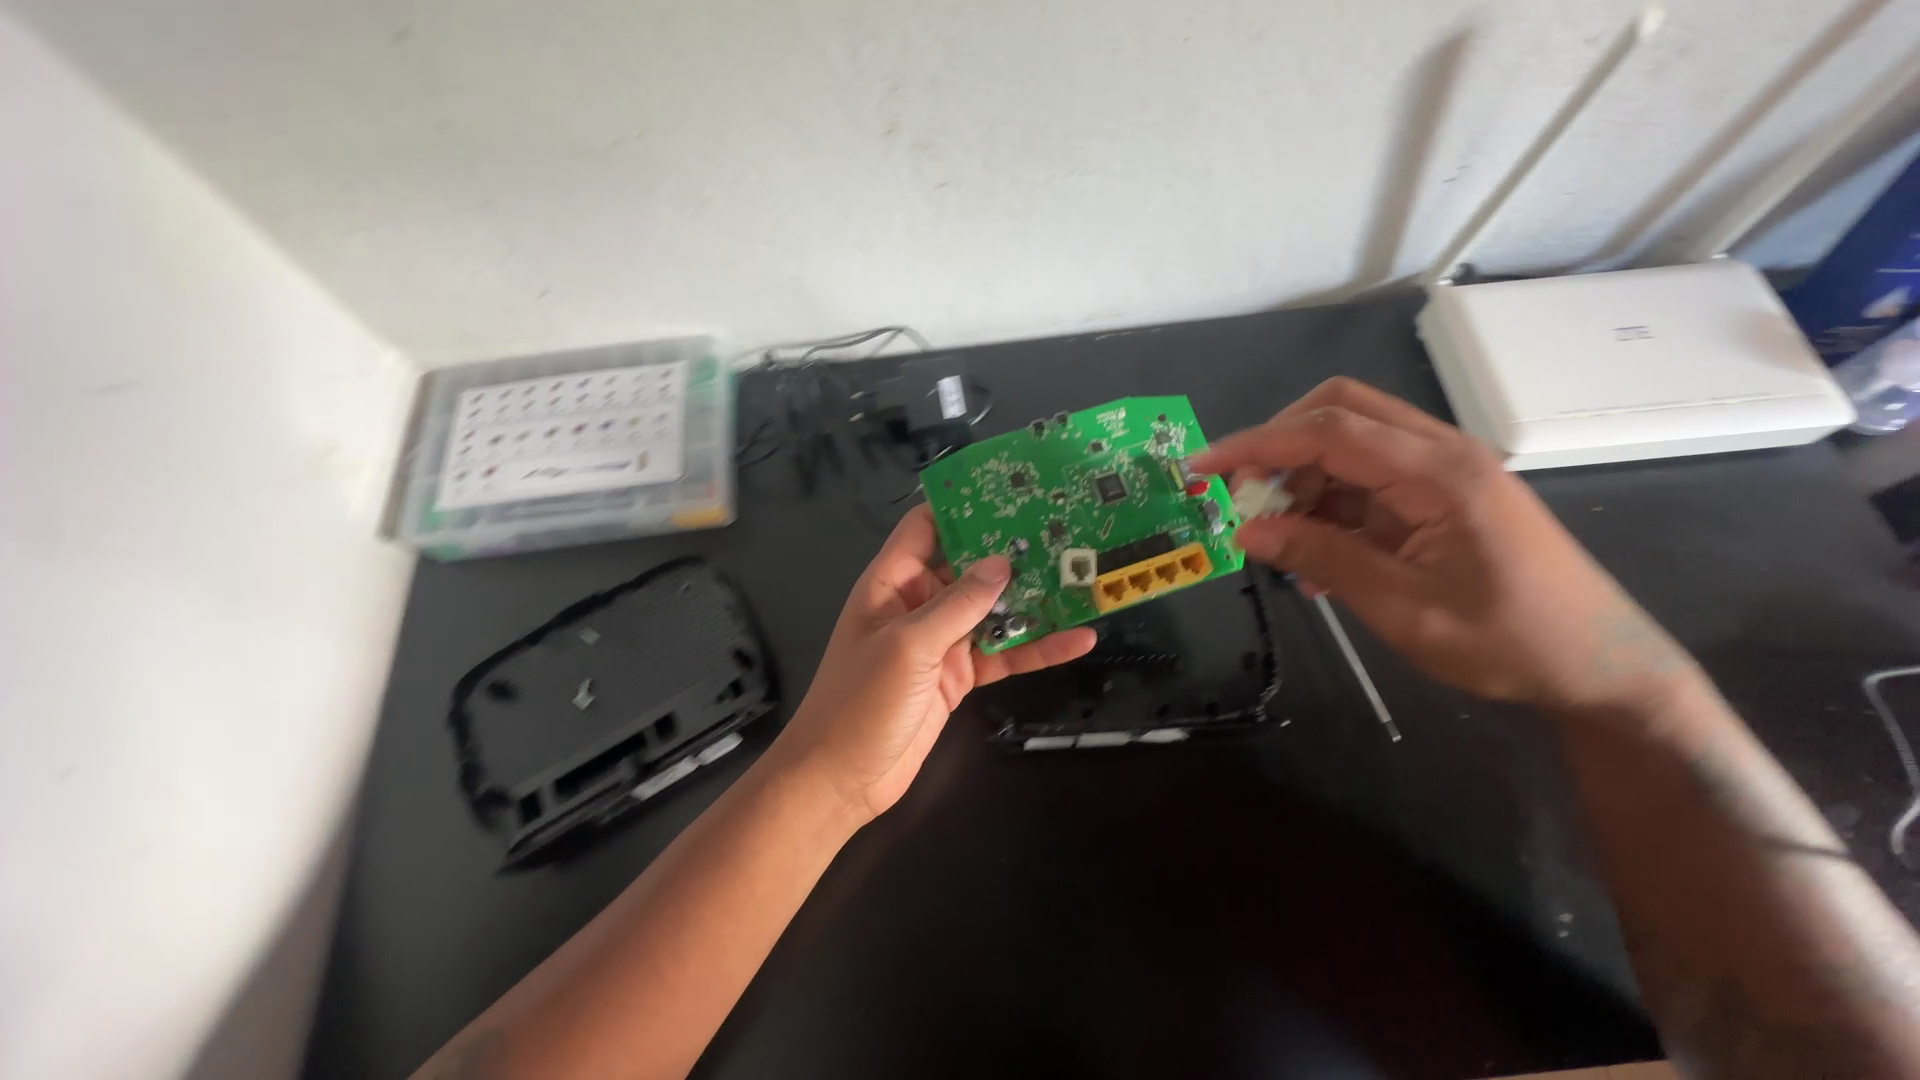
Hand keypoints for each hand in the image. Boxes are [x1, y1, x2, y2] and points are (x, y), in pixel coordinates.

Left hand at [769, 505, 1097, 821]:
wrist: (843, 778)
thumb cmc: (860, 702)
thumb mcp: (908, 645)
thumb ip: (957, 604)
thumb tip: (1001, 563)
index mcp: (892, 582)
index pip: (927, 527)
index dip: (963, 506)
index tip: (1011, 490)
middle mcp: (919, 603)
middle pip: (970, 566)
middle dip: (1013, 551)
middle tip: (1067, 531)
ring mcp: (941, 641)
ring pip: (993, 610)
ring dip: (1034, 599)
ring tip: (1084, 579)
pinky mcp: (959, 675)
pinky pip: (1002, 654)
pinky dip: (1036, 647)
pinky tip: (1078, 640)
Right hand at [1192, 377, 1697, 711]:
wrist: (1601, 666)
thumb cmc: (1508, 641)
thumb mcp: (1404, 608)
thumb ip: (1323, 558)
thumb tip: (1246, 531)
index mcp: (1439, 472)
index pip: (1329, 430)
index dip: (1256, 443)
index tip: (1202, 467)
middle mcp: (1442, 453)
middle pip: (1341, 411)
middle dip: (1278, 446)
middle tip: (1243, 499)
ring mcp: (1444, 472)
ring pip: (1351, 443)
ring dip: (1302, 479)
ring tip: (1278, 541)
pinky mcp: (1443, 496)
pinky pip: (1370, 479)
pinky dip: (1329, 505)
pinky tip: (1314, 554)